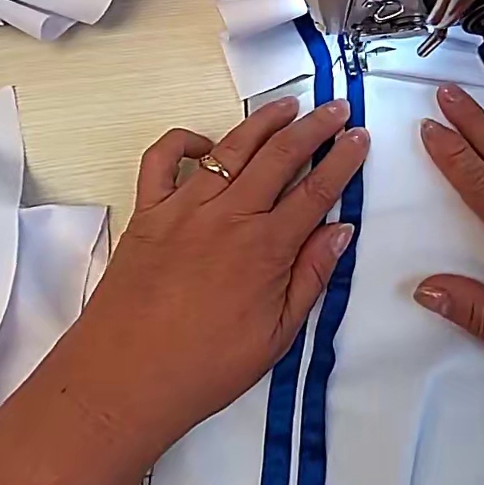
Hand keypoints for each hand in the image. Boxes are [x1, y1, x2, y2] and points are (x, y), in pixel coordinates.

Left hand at [47, 95, 367, 452]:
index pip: (316, 192)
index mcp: (264, 248)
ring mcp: (184, 206)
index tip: (359, 138)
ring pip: (232, 147)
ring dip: (264, 121)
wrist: (124, 379)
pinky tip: (207, 144)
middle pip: (281, 156)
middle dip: (314, 127)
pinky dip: (183, 140)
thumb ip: (310, 277)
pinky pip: (162, 158)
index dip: (342, 161)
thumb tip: (340, 231)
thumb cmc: (204, 366)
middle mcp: (228, 215)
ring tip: (288, 105)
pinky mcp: (149, 208)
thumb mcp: (275, 336)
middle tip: (336, 108)